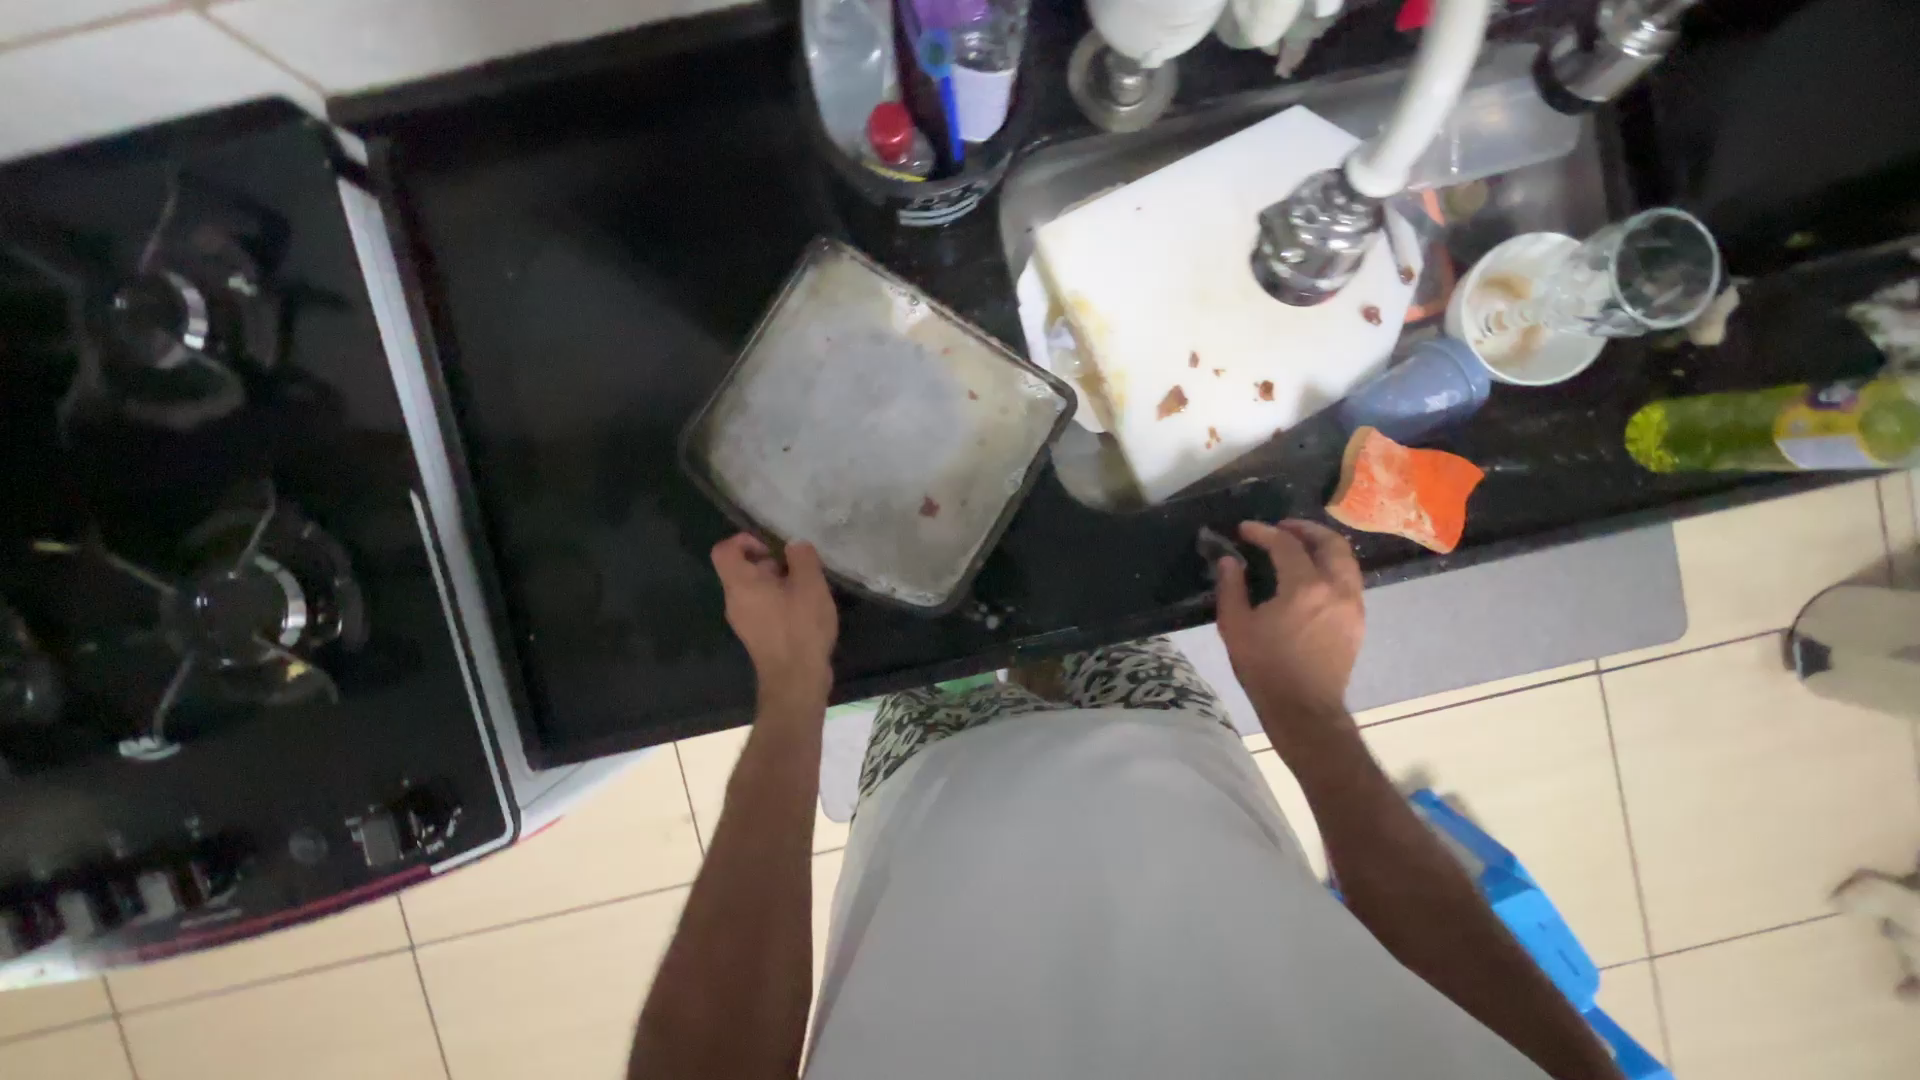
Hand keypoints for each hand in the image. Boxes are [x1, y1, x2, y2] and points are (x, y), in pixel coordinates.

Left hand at [710, 534, 838, 707]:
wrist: (796, 680)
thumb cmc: (800, 628)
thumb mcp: (810, 585)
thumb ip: (802, 557)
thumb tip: (794, 545)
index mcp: (740, 585)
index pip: (724, 550)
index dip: (744, 540)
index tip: (771, 548)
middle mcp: (735, 601)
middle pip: (743, 569)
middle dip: (771, 563)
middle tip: (800, 571)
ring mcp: (744, 621)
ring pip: (755, 589)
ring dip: (779, 583)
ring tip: (807, 591)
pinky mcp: (756, 636)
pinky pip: (762, 607)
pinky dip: (780, 601)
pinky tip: (805, 611)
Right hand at [1215, 520, 1364, 741]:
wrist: (1304, 709)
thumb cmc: (1264, 668)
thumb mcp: (1235, 626)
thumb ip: (1231, 587)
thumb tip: (1229, 561)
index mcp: (1304, 587)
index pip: (1286, 544)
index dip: (1264, 532)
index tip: (1245, 530)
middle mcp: (1336, 588)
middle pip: (1330, 543)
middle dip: (1305, 529)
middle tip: (1282, 527)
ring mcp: (1352, 604)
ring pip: (1346, 560)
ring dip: (1323, 546)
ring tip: (1300, 547)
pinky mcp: (1358, 620)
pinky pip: (1349, 580)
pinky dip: (1332, 567)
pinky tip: (1313, 576)